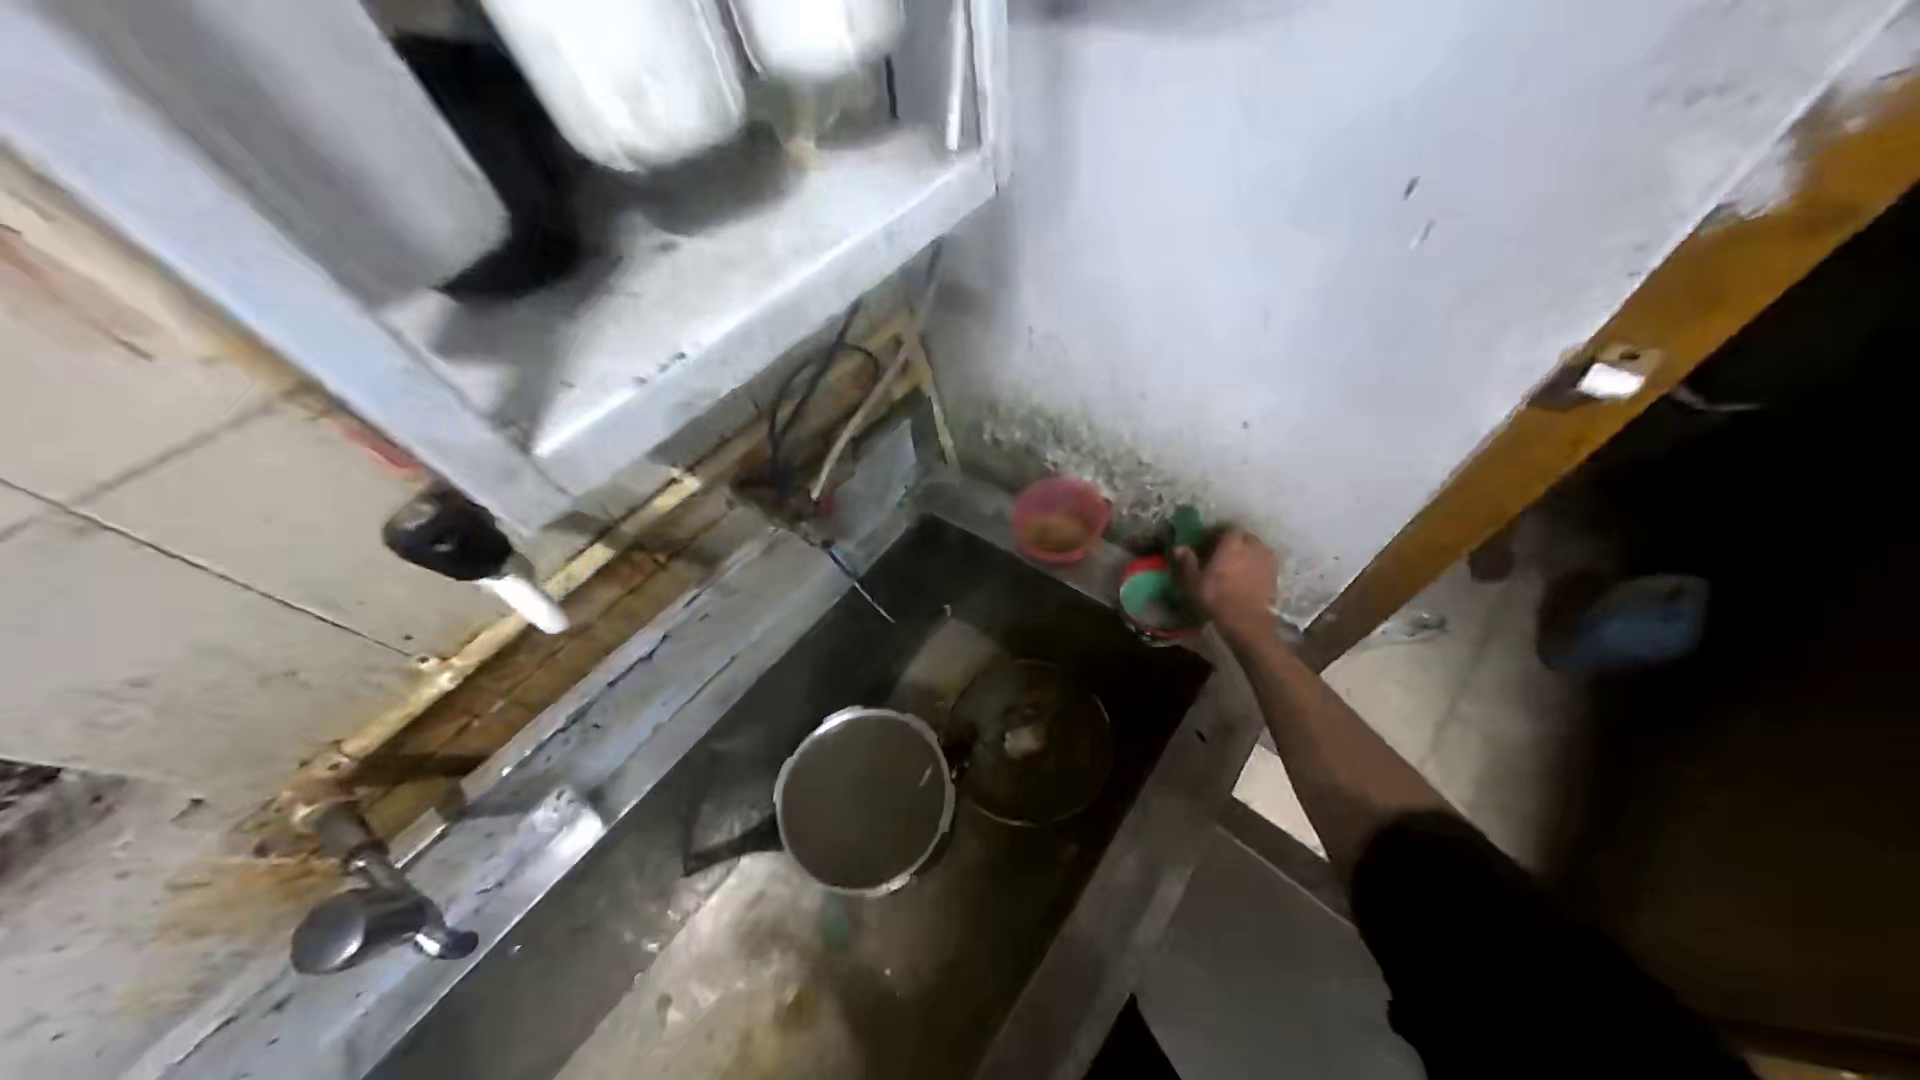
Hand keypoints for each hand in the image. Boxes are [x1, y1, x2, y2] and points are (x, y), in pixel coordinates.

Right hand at [1175, 530, 1280, 644]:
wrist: (1245, 619)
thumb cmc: (1216, 596)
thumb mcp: (1194, 579)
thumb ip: (1187, 561)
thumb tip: (1178, 547)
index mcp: (1232, 542)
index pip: (1226, 529)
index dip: (1216, 535)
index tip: (1207, 543)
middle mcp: (1252, 545)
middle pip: (1243, 537)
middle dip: (1233, 542)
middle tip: (1222, 553)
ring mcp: (1267, 559)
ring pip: (1256, 548)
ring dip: (1246, 552)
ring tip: (1236, 564)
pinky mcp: (1274, 574)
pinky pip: (1264, 562)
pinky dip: (1256, 565)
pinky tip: (1247, 576)